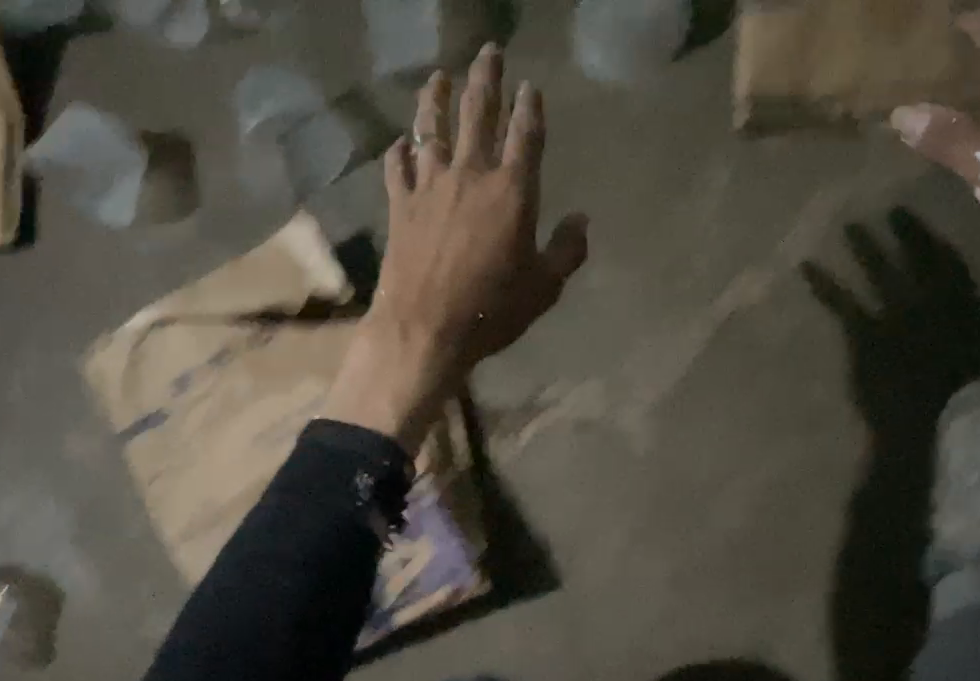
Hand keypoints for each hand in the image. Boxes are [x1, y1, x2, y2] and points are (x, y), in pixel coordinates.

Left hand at [320, 44, 589, 450]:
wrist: (425, 329)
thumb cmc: (491, 311)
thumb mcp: (544, 288)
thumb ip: (567, 250)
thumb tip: (582, 220)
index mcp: (513, 190)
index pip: (525, 133)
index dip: (530, 106)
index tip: (530, 85)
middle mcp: (471, 175)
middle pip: (479, 112)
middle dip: (486, 78)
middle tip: (488, 52)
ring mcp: (430, 187)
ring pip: (432, 128)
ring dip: (436, 98)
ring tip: (439, 77)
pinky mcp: (399, 207)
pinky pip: (397, 168)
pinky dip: (399, 152)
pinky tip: (400, 144)